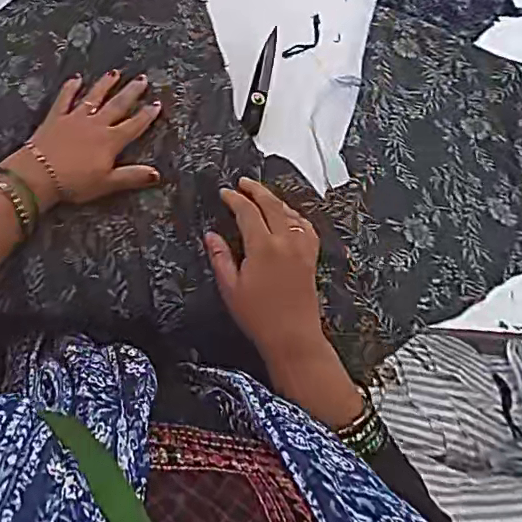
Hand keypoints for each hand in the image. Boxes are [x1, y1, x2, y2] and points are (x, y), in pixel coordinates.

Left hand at [5, 71, 162, 207]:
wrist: (38, 175)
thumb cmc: (74, 182)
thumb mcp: (107, 183)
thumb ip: (132, 176)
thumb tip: (156, 174)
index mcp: (110, 141)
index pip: (133, 125)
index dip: (146, 115)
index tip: (156, 104)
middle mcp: (96, 125)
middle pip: (117, 105)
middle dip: (131, 92)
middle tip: (142, 79)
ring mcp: (75, 118)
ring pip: (94, 97)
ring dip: (105, 85)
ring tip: (115, 73)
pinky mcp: (56, 118)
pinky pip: (65, 99)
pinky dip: (71, 88)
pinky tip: (76, 79)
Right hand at [204, 178, 325, 362]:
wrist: (293, 337)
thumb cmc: (259, 317)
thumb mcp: (230, 288)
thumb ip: (220, 257)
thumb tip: (211, 236)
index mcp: (263, 247)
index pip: (247, 212)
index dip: (234, 199)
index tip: (225, 193)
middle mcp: (285, 242)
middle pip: (271, 204)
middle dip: (255, 190)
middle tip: (243, 183)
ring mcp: (302, 248)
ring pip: (289, 212)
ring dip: (274, 200)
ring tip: (261, 195)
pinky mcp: (311, 257)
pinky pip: (305, 226)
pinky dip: (294, 215)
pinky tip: (288, 216)